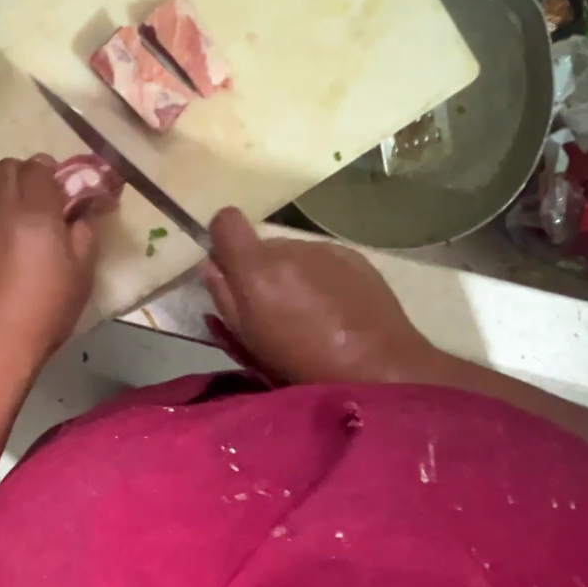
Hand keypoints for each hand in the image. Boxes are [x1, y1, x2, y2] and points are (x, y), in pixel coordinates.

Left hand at [0, 156, 97, 364]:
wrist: (1, 338)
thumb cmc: (48, 306)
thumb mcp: (82, 270)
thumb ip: (85, 232)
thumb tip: (84, 211)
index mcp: (35, 212)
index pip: (40, 166)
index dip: (58, 172)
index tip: (73, 194)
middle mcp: (5, 210)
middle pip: (9, 167)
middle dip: (31, 173)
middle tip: (51, 199)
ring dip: (11, 188)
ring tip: (30, 214)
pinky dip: (0, 208)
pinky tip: (15, 235)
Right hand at [203, 208, 446, 385]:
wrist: (376, 365)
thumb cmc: (301, 363)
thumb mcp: (247, 340)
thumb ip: (223, 297)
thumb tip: (211, 266)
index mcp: (256, 268)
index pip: (226, 221)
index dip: (222, 239)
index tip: (228, 268)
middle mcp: (289, 247)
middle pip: (261, 245)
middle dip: (259, 268)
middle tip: (271, 308)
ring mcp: (324, 249)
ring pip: (293, 253)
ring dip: (291, 273)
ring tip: (306, 311)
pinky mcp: (353, 255)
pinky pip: (322, 259)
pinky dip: (318, 276)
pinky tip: (332, 307)